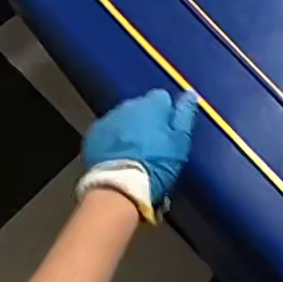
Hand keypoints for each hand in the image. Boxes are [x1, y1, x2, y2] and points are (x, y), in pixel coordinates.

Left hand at [83, 89, 199, 204]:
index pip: (162, 97)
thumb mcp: (180, 140)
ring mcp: (108, 119)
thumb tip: (190, 93)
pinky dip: (112, 139)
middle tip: (152, 142)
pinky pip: (107, 131)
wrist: (119, 188)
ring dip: (129, 128)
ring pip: (123, 118)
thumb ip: (185, 113)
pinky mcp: (92, 136)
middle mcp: (129, 105)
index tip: (168, 130)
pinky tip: (117, 154)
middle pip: (142, 107)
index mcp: (152, 103)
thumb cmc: (157, 162)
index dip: (166, 113)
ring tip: (134, 150)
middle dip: (147, 119)